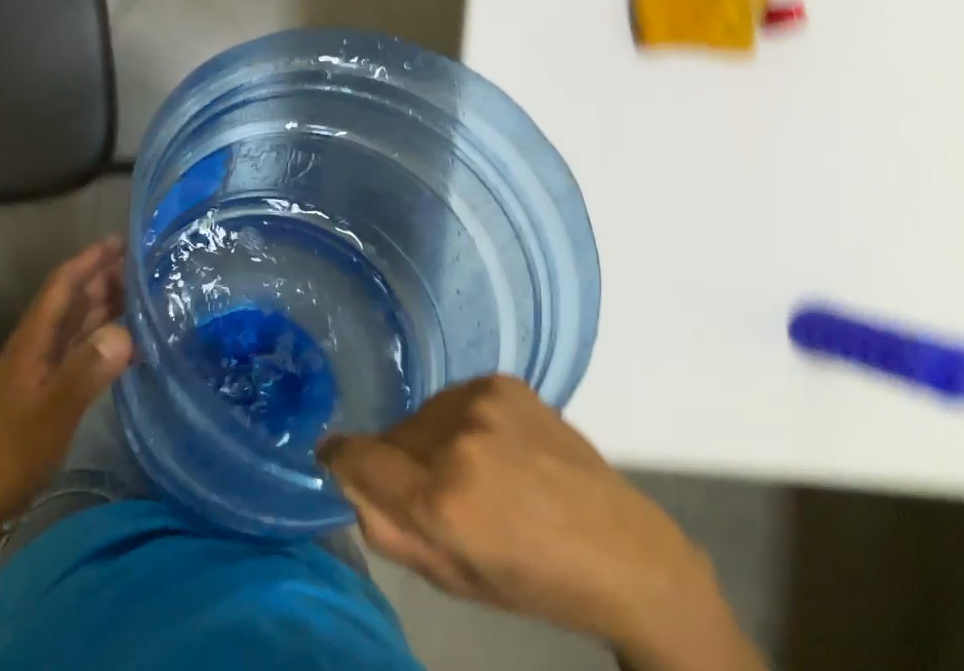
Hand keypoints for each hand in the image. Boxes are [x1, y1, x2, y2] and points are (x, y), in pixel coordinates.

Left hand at [0, 237, 134, 531]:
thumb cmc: (7, 455)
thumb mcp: (50, 415)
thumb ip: (85, 372)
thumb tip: (125, 331)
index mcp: (31, 343)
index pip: (61, 287)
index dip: (88, 261)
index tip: (121, 241)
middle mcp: (35, 349)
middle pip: (70, 303)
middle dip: (103, 278)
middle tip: (145, 265)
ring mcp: (38, 373)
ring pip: (75, 327)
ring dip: (104, 307)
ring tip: (141, 294)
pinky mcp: (45, 396)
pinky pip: (78, 355)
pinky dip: (102, 342)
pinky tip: (125, 347)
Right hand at [319, 376, 763, 670]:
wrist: (623, 551)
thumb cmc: (532, 580)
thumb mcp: (449, 578)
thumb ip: (384, 529)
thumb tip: (348, 479)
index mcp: (440, 502)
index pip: (354, 456)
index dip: (340, 459)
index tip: (340, 462)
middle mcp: (456, 442)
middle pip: (388, 436)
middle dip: (396, 462)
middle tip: (437, 492)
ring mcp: (483, 405)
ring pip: (420, 416)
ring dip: (429, 439)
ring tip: (475, 470)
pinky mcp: (504, 383)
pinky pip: (452, 399)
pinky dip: (461, 421)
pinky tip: (497, 447)